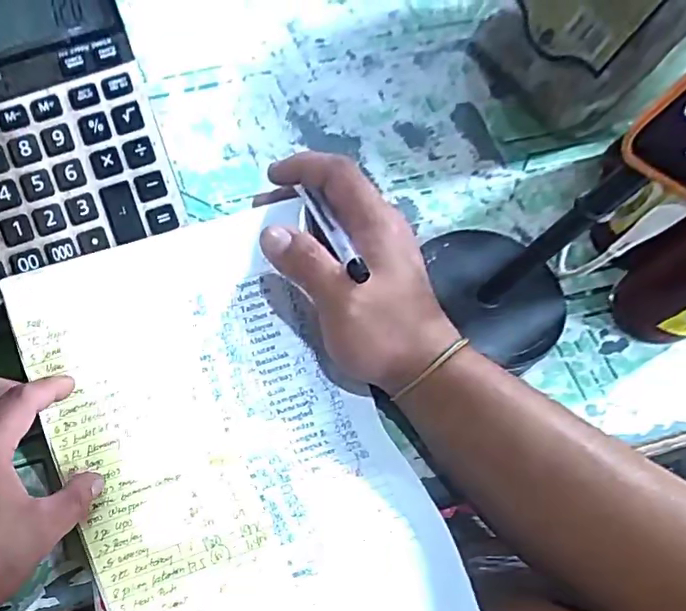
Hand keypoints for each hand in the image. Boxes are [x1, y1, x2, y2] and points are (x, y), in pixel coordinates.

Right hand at [258, 152, 462, 392]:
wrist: (423, 368)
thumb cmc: (383, 332)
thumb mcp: (338, 299)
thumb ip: (306, 262)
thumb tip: (271, 233)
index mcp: (375, 223)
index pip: (338, 175)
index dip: (303, 168)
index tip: (269, 178)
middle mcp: (381, 228)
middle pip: (337, 195)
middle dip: (296, 197)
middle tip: (262, 214)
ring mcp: (382, 251)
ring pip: (338, 222)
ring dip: (304, 224)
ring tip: (273, 241)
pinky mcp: (379, 274)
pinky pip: (342, 247)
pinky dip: (316, 247)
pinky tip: (299, 268)